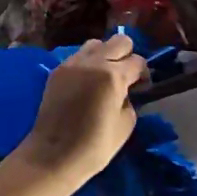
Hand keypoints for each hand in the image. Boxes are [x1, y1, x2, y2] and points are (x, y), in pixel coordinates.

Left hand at [12, 33, 146, 181]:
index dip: (142, 73)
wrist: (54, 154)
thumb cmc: (95, 146)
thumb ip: (129, 99)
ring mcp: (71, 63)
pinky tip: (87, 83)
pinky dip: (87, 63)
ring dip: (104, 55)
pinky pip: (77, 56)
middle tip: (125, 77)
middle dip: (126, 55)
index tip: (141, 87)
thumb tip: (124, 90)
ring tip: (104, 77)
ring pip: (95, 44)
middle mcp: (92, 62)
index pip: (137, 60)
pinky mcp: (56, 70)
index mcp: (113, 76)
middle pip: (118, 41)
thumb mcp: (126, 124)